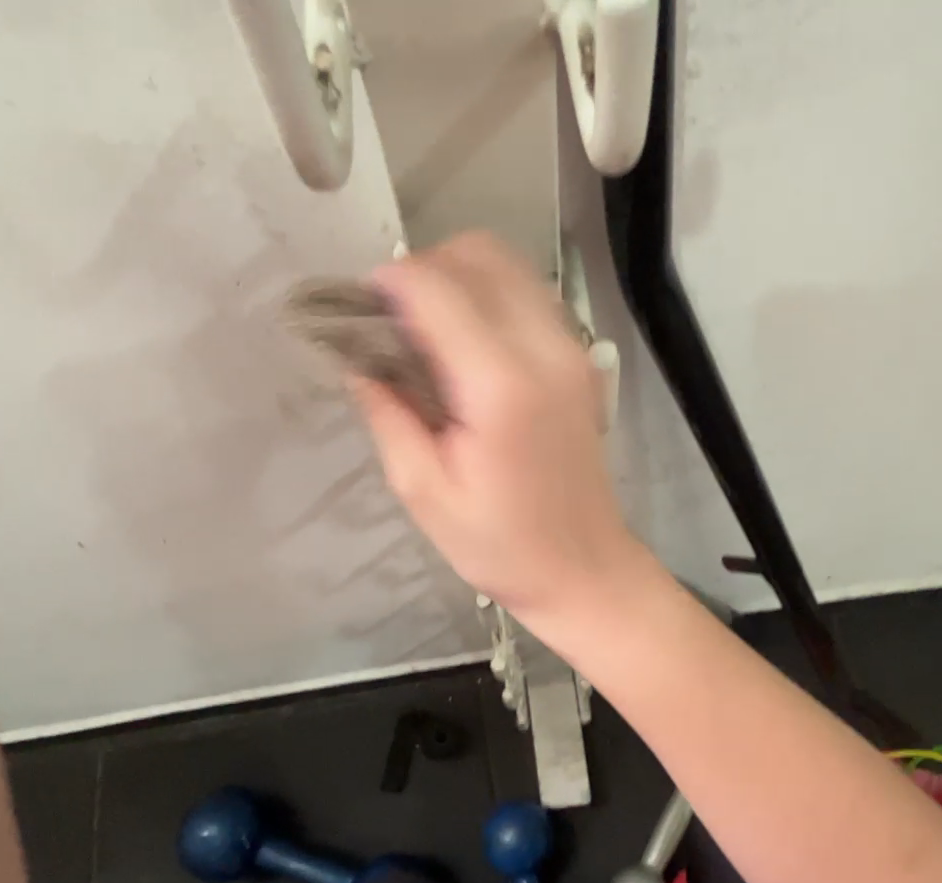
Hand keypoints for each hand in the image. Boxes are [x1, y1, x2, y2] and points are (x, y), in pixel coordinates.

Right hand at [352, 233, 647, 620]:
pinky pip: (528, 293)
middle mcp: (545, 349)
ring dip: (457, 275)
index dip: (388, 284)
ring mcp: (570, 348)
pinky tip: (464, 341)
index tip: (357, 311)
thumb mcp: (424, 492)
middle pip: (478, 255)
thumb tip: (356, 356)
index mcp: (502, 385)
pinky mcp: (579, 358)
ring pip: (508, 264)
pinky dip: (488, 294)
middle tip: (390, 320)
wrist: (585, 569)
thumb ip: (388, 413)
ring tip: (423, 328)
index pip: (437, 288)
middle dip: (423, 269)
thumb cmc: (501, 545)